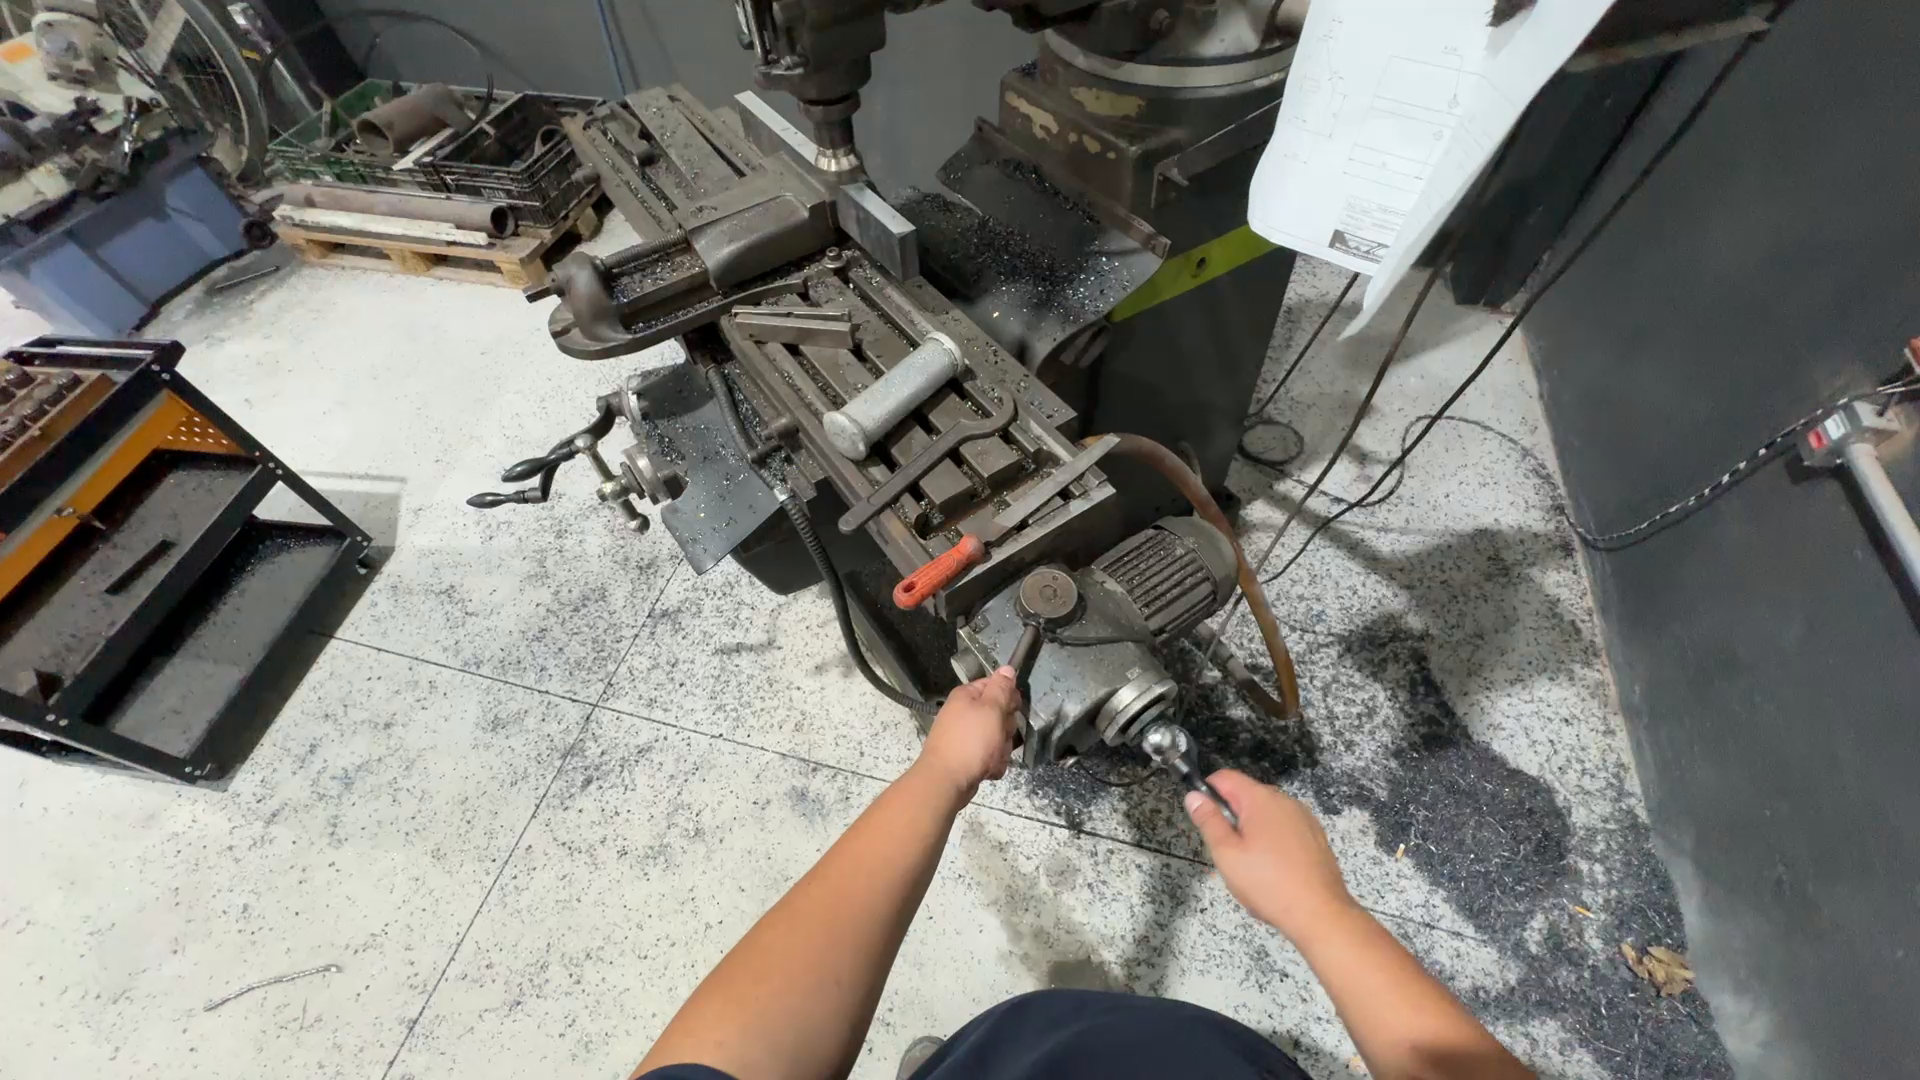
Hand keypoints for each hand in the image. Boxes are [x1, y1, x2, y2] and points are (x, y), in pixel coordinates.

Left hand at [914, 667, 1019, 799]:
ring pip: (998, 738)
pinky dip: (993, 763)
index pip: (996, 686)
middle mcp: (964, 713)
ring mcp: (966, 736)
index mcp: (967, 696)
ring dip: (1001, 749)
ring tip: (992, 757)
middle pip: (999, 714)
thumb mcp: (991, 709)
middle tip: (999, 735)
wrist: (947, 780)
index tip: (1013, 709)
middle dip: (1006, 729)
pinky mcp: (969, 757)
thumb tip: (1007, 668)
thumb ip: (1001, 688)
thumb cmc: (970, 741)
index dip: (1008, 698)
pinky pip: (991, 756)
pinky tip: (987, 769)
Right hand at [1187, 769, 1358, 941]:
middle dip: (1232, 818)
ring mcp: (1304, 819)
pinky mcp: (1317, 837)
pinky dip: (1274, 842)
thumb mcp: (1226, 854)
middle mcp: (1285, 801)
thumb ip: (1208, 821)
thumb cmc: (1268, 883)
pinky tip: (1275, 871)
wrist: (1322, 915)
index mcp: (1261, 799)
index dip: (1208, 792)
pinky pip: (1285, 829)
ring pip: (1266, 815)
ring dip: (1253, 831)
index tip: (1205, 820)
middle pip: (1247, 796)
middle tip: (1229, 852)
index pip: (1225, 777)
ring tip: (1252, 867)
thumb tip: (1194, 796)